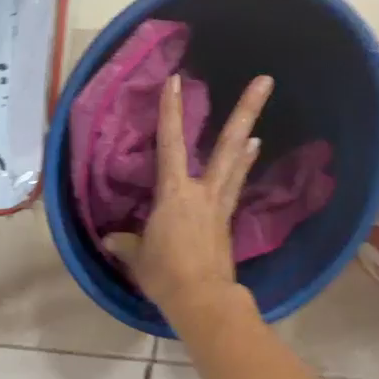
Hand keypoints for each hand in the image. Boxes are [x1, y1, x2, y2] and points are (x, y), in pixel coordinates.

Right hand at [102, 73, 274, 320]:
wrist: (201, 299)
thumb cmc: (164, 275)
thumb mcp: (138, 259)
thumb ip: (127, 244)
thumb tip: (112, 239)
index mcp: (173, 194)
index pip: (170, 144)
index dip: (171, 112)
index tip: (175, 81)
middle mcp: (201, 193)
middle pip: (226, 145)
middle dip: (245, 111)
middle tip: (266, 79)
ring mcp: (218, 208)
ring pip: (235, 168)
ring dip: (244, 146)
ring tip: (256, 132)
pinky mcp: (226, 227)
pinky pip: (234, 192)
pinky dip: (240, 176)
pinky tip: (243, 169)